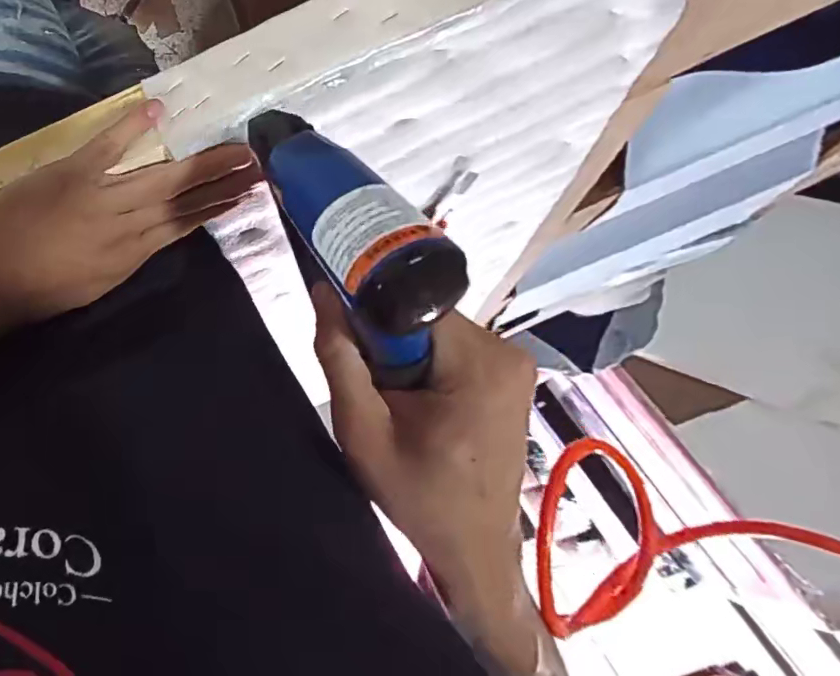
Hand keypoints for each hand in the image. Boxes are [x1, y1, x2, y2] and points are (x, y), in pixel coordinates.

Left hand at [0, 100, 261, 321]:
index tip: (245, 198)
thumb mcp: (91, 284)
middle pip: (184, 203)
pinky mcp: (73, 177)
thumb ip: (123, 258)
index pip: (182, 227)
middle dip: (224, 184)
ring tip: (237, 152)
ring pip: (163, 180)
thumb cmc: (32, 291)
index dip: (215, 210)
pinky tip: (157, 110)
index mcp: (129, 258)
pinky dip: (131, 127)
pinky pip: (108, 148)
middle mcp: (126, 229)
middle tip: (260, 169)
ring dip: (203, 165)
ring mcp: (102, 200)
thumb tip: (150, 236)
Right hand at [312, 283, 549, 673]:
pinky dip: (430, 362)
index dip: (375, 319)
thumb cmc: (420, 496)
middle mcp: (507, 350)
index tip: (357, 350)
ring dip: (409, 352)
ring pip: (436, 327)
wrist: (474, 548)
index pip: (412, 303)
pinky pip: (454, 344)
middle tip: (380, 388)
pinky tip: (422, 401)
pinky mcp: (511, 371)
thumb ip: (339, 357)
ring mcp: (515, 360)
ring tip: (400, 400)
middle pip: (424, 314)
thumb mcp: (363, 432)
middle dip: (391, 342)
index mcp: (479, 362)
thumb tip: (324, 291)